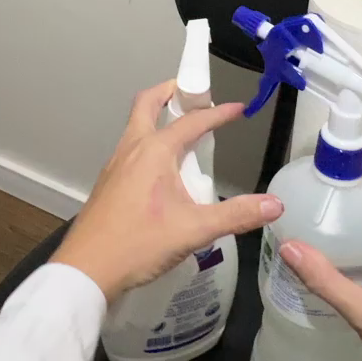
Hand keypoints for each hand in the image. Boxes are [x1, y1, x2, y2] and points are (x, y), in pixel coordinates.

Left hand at [52, 80, 282, 302]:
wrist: (86, 269)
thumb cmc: (138, 244)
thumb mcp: (194, 230)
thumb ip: (236, 216)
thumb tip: (274, 205)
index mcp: (154, 151)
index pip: (192, 121)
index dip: (218, 113)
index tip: (238, 108)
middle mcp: (133, 148)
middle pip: (148, 103)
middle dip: (171, 91)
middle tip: (194, 94)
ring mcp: (116, 163)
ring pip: (136, 125)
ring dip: (158, 116)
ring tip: (183, 129)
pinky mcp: (109, 181)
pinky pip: (131, 147)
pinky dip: (149, 141)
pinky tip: (162, 168)